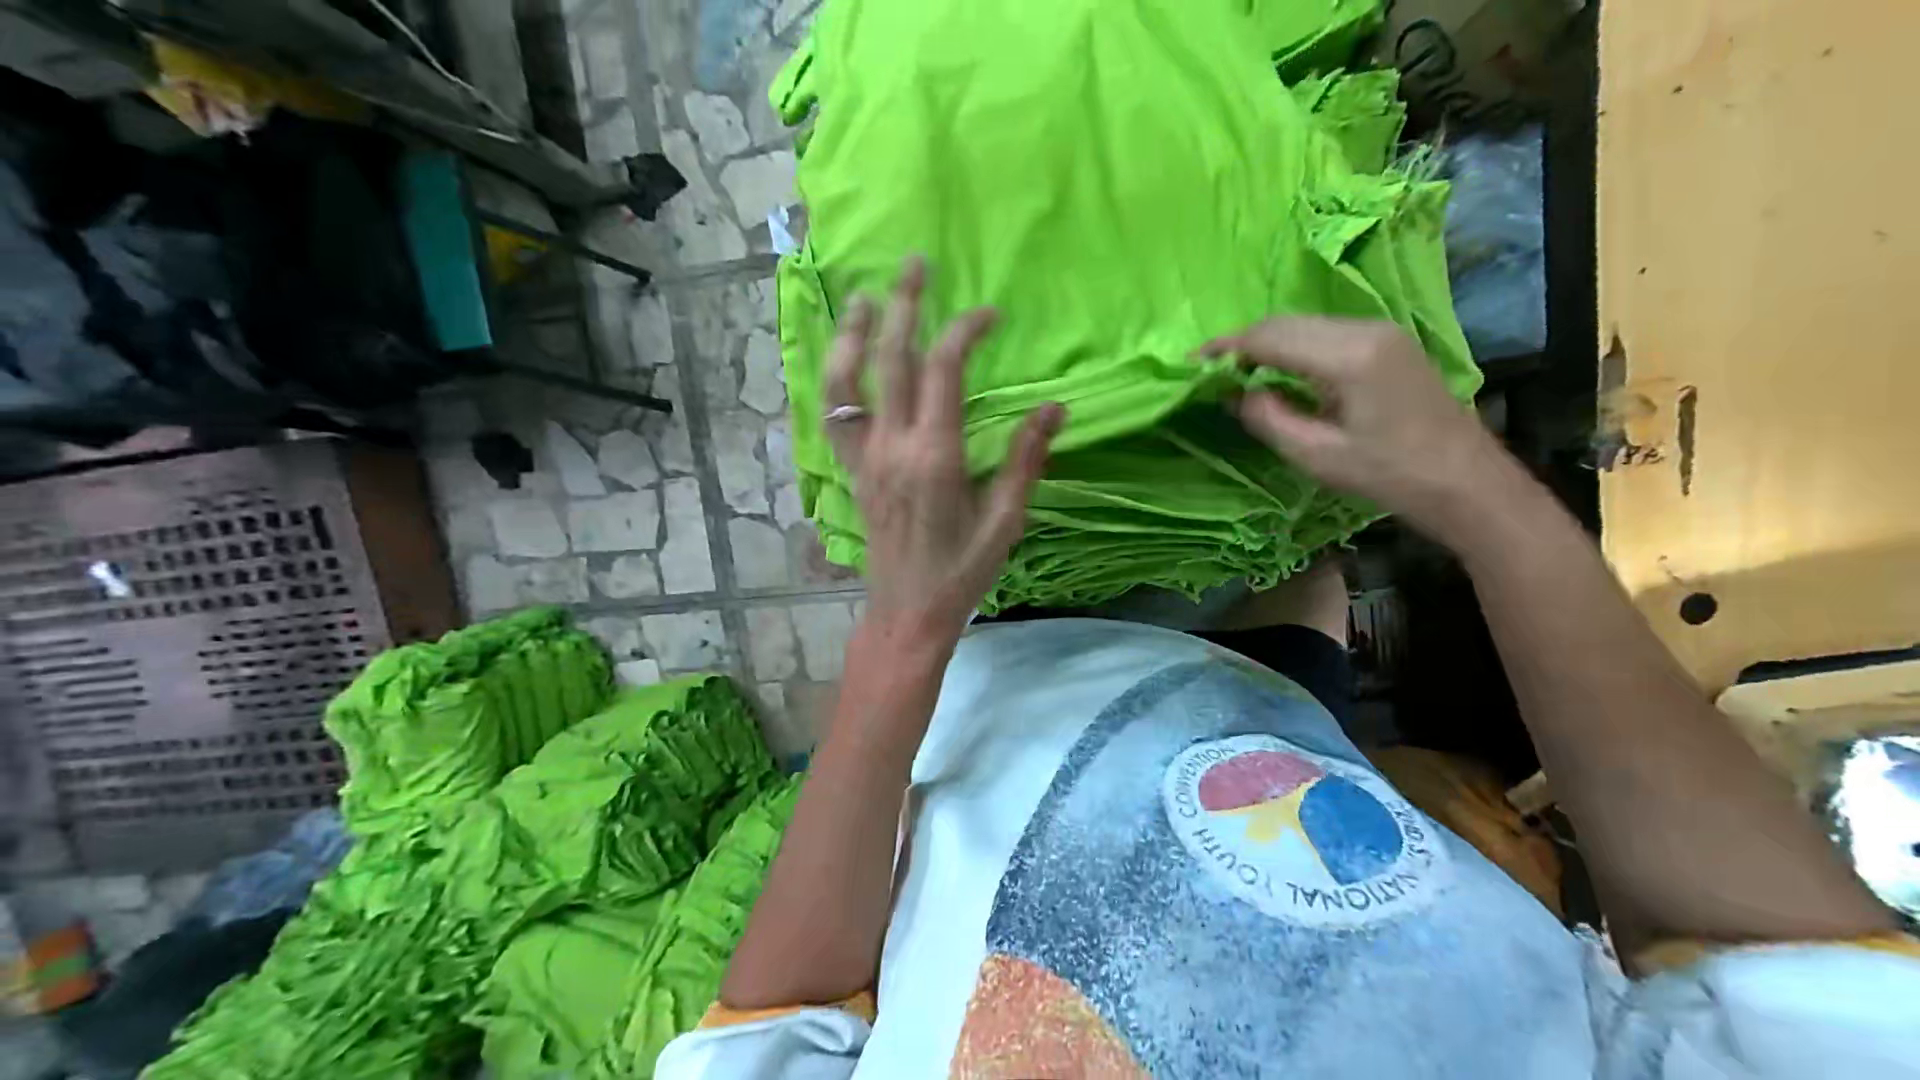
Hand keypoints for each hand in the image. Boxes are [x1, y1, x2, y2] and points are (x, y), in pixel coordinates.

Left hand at [823, 257, 1063, 652]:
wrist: (908, 611)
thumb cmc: (962, 571)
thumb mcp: (1005, 521)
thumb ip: (1025, 460)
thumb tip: (1054, 408)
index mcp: (935, 457)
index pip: (943, 370)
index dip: (964, 330)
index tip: (988, 314)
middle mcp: (892, 447)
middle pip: (890, 360)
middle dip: (902, 305)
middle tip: (914, 264)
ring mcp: (864, 458)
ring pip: (845, 384)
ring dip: (853, 335)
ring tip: (863, 298)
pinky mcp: (852, 472)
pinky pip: (835, 416)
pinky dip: (838, 380)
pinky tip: (846, 360)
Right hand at [1200, 317, 1512, 544]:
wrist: (1463, 479)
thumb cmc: (1388, 475)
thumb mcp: (1316, 455)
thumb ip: (1268, 418)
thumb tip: (1235, 393)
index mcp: (1349, 357)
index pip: (1271, 337)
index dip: (1227, 347)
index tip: (1193, 363)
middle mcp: (1365, 330)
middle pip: (1285, 322)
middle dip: (1242, 342)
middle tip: (1210, 370)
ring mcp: (1381, 331)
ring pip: (1304, 323)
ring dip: (1266, 343)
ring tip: (1237, 372)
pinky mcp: (1387, 342)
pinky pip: (1323, 332)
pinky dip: (1291, 346)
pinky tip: (1277, 370)